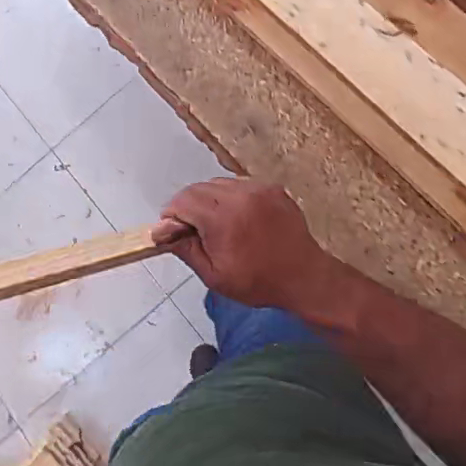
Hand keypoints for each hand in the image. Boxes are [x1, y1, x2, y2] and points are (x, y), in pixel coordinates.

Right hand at [152, 179, 343, 310]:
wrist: (303, 277)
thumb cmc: (257, 282)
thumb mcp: (213, 275)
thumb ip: (185, 248)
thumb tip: (161, 232)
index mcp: (223, 218)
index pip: (183, 201)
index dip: (172, 215)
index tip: (172, 231)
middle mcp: (240, 196)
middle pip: (197, 189)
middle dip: (187, 207)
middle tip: (192, 230)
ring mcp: (258, 189)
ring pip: (217, 184)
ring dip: (208, 200)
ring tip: (215, 224)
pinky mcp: (272, 188)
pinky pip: (238, 185)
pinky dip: (229, 197)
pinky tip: (236, 218)